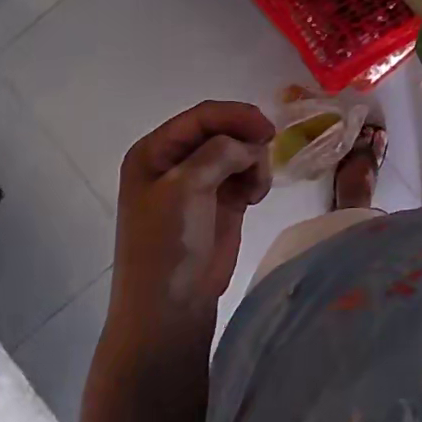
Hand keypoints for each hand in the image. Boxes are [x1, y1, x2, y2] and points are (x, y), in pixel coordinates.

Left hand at [112, 102, 274, 328]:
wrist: (172, 305)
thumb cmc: (168, 244)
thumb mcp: (185, 189)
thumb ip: (218, 152)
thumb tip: (250, 144)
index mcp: (155, 151)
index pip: (201, 117)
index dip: (235, 116)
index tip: (267, 129)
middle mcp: (176, 161)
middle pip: (223, 130)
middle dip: (247, 140)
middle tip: (266, 156)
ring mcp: (200, 181)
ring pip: (240, 150)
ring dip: (253, 162)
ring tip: (255, 189)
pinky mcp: (222, 201)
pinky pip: (247, 173)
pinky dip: (256, 178)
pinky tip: (255, 198)